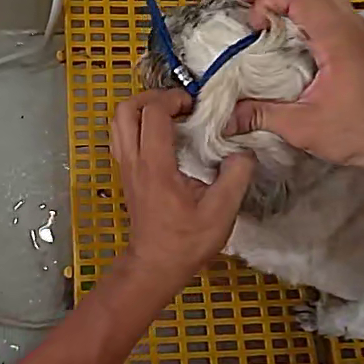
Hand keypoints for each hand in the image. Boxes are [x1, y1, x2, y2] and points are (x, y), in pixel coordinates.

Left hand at [110, 89, 254, 284]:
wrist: (156, 266)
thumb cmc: (185, 242)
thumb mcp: (222, 211)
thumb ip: (236, 176)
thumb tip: (244, 153)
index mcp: (155, 166)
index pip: (153, 114)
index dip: (174, 99)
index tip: (195, 106)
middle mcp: (134, 162)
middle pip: (126, 110)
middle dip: (153, 98)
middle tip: (179, 105)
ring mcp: (127, 168)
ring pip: (119, 122)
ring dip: (143, 111)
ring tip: (172, 117)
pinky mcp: (127, 176)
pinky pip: (124, 138)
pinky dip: (140, 127)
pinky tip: (166, 138)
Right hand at [235, 0, 363, 182]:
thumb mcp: (305, 128)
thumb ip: (263, 116)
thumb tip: (227, 118)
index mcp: (340, 37)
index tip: (251, 27)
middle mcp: (353, 24)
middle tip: (249, 3)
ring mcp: (361, 30)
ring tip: (265, 16)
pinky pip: (332, 8)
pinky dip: (306, 8)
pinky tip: (290, 36)